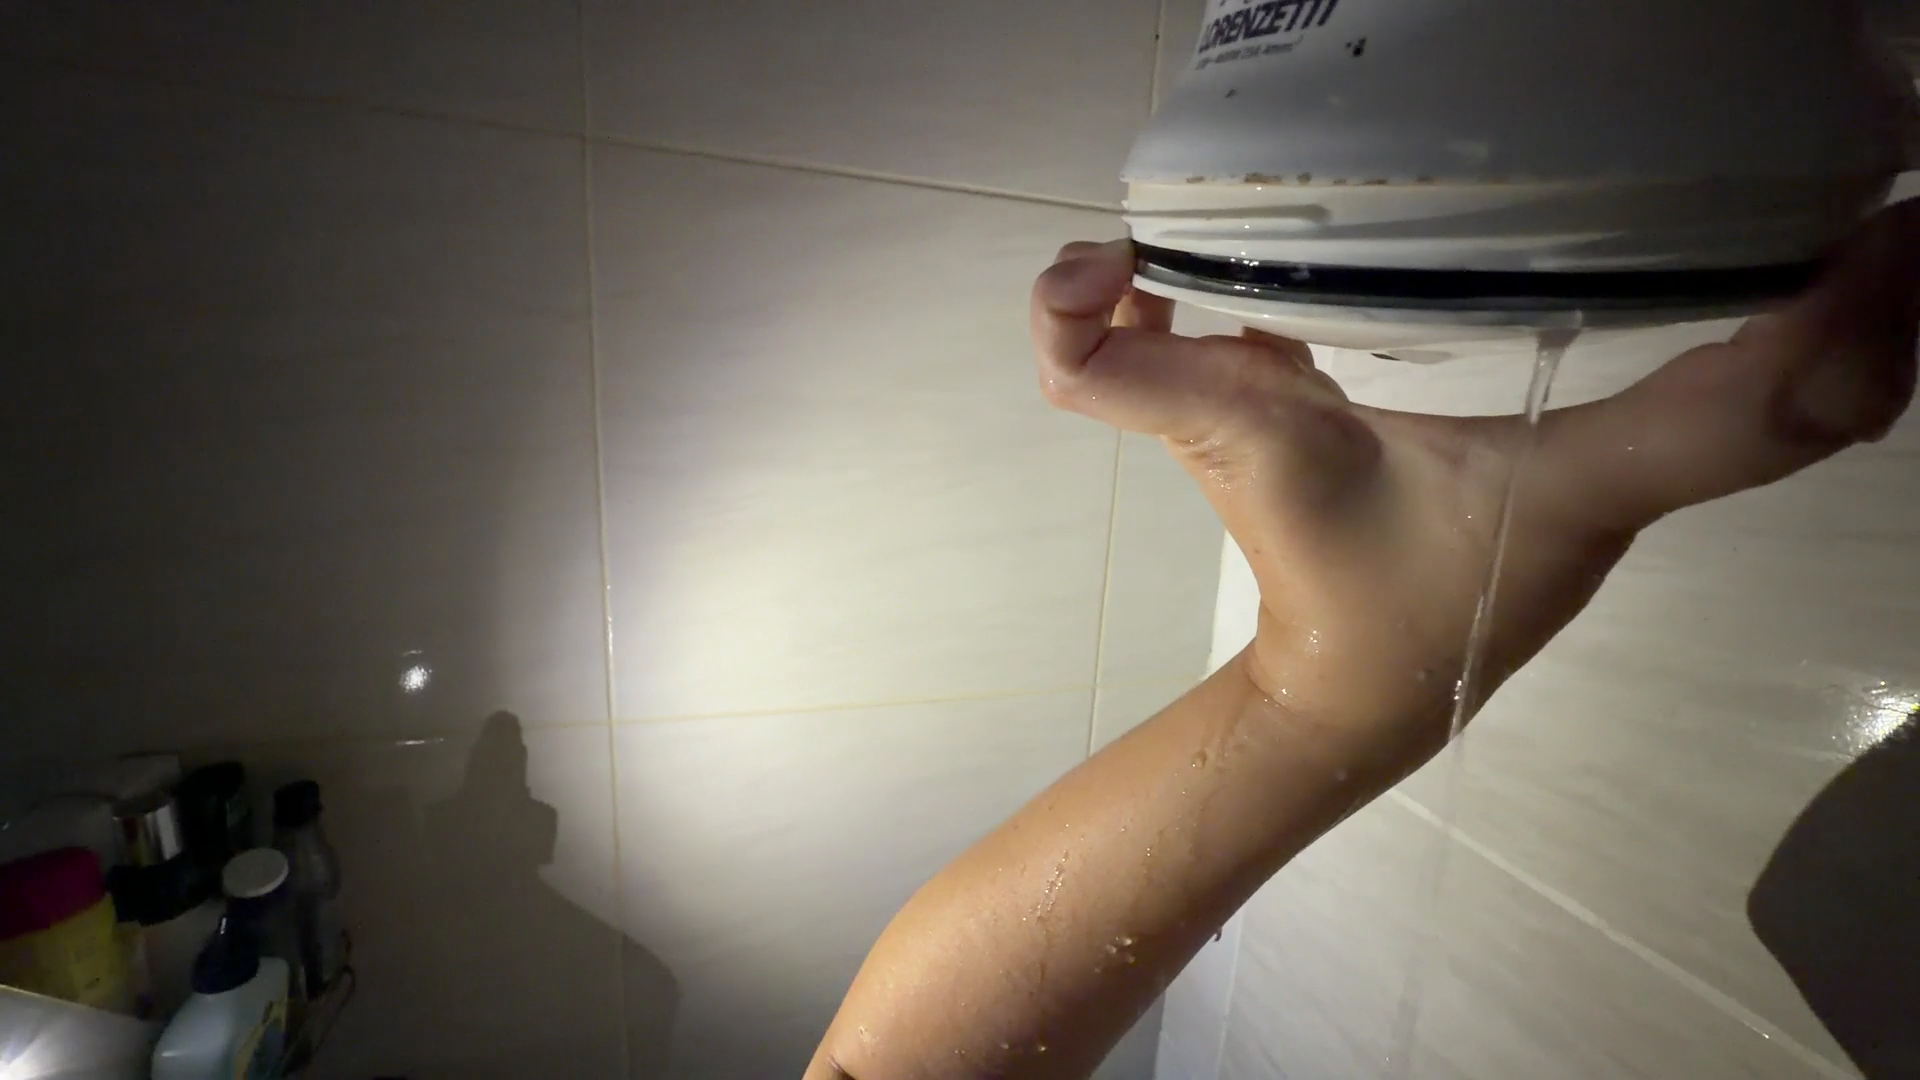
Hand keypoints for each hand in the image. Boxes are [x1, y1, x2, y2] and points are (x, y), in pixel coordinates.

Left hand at [1034, 204, 1919, 766]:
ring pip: (1155, 308)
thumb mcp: (1565, 510)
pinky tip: (1307, 221)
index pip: (1084, 362)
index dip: (1064, 304)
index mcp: (1232, 414)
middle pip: (1105, 310)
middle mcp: (1205, 400)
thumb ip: (1715, 413)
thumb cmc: (1418, 617)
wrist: (1358, 682)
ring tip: (1280, 157)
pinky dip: (1227, 268)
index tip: (1109, 251)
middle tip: (1242, 142)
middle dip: (1142, 226)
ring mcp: (1220, 400)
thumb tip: (1896, 265)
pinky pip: (1209, 321)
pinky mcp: (1254, 402)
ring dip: (1188, 235)